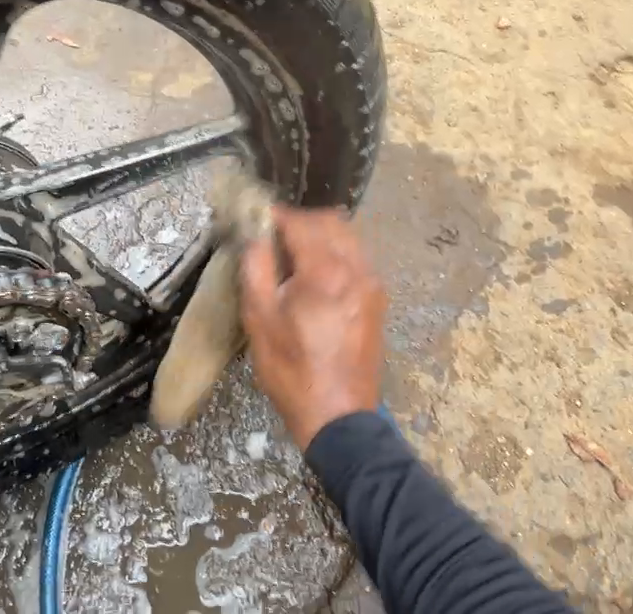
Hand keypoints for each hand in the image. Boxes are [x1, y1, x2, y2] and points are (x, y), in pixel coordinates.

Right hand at [239, 207, 386, 449]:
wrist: (339, 417)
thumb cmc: (292, 370)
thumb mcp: (260, 319)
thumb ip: (256, 267)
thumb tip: (255, 235)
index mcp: (325, 272)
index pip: (300, 223)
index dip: (275, 215)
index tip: (256, 216)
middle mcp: (356, 270)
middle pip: (330, 222)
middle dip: (300, 221)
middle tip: (273, 234)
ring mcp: (372, 285)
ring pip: (348, 237)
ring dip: (320, 234)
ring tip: (292, 253)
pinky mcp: (377, 300)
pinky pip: (357, 258)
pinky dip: (336, 252)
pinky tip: (315, 273)